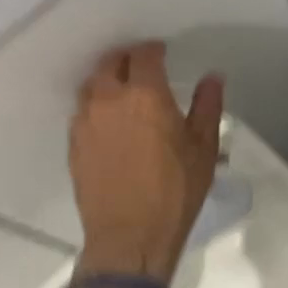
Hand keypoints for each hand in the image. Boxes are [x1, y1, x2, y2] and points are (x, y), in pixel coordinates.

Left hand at [68, 41, 224, 282]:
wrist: (130, 237)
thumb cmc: (175, 190)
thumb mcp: (203, 147)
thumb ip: (207, 106)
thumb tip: (212, 78)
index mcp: (144, 95)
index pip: (143, 55)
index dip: (153, 50)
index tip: (163, 52)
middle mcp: (108, 101)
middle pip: (110, 64)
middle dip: (126, 59)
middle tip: (142, 66)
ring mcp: (86, 124)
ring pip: (91, 86)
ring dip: (107, 80)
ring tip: (124, 90)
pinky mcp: (74, 146)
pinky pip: (83, 113)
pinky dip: (97, 106)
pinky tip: (111, 121)